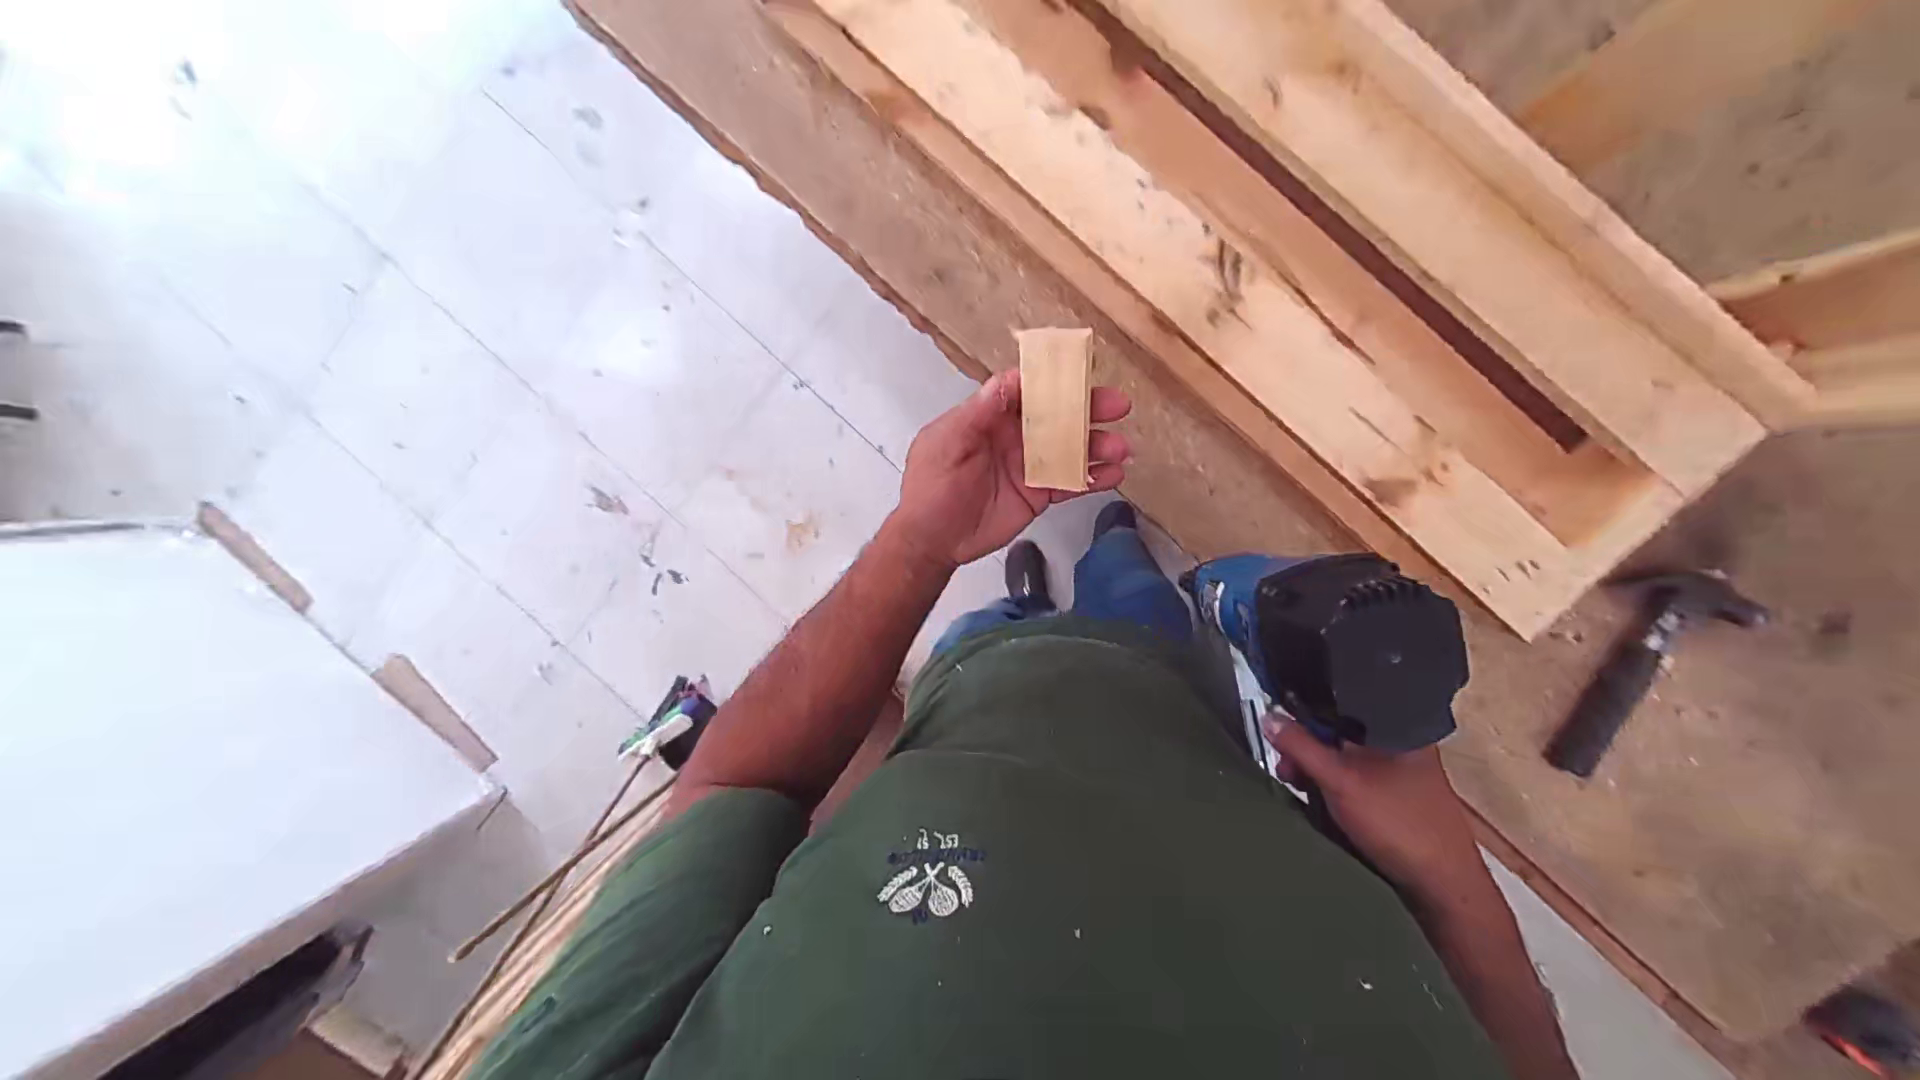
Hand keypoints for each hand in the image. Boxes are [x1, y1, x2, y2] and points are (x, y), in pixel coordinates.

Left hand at [891, 369, 1131, 567]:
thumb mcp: (947, 444)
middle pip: (1057, 416)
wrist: (932, 540)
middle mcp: (1014, 437)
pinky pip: (1070, 483)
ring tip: (1121, 449)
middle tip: (1117, 406)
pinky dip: (1092, 480)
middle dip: (1088, 410)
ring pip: (1070, 449)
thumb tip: (1009, 379)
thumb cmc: (931, 488)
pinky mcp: (1037, 494)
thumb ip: (978, 414)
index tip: (1080, 373)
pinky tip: (1113, 476)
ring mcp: (1029, 466)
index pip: (1025, 390)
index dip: (1052, 381)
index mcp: (989, 418)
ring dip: (1097, 447)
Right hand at [1263, 719, 1484, 899]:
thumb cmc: (1397, 824)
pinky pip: (1355, 777)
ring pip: (1345, 757)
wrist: (1443, 889)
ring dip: (1316, 769)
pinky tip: (1319, 799)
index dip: (1307, 713)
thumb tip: (1269, 717)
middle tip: (1287, 768)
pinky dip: (1333, 784)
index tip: (1281, 731)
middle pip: (1340, 732)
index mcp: (1399, 729)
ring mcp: (1401, 773)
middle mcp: (1402, 745)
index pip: (1343, 703)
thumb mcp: (1339, 780)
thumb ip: (1301, 746)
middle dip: (1306, 747)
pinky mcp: (1397, 797)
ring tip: (1298, 785)